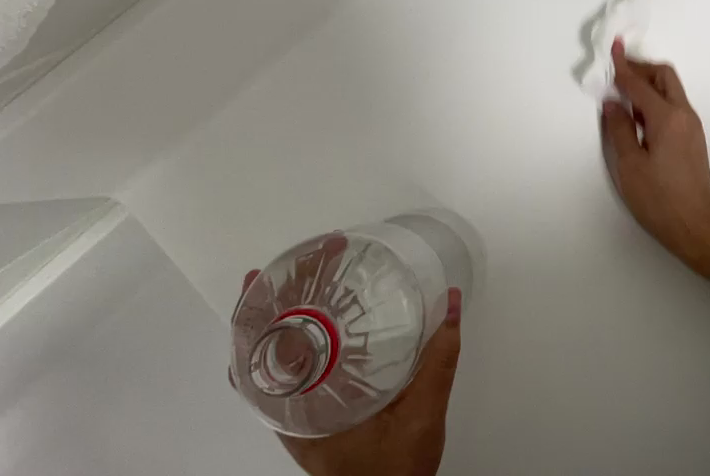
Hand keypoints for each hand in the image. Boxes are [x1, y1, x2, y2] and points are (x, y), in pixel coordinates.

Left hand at [239, 272, 462, 475]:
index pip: (261, 356)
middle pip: (264, 348)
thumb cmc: (395, 471)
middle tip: (310, 256)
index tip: (275, 270)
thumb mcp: (422, 415)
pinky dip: (303, 339)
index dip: (260, 309)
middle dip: (280, 299)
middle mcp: (290, 415)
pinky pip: (296, 372)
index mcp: (302, 415)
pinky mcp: (316, 419)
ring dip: (289, 315)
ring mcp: (300, 418)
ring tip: (313, 273)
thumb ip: (438, 360)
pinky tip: (325, 318)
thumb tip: (449, 300)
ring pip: (276, 360)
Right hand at [600, 40, 709, 279]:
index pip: (641, 84)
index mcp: (667, 118)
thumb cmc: (659, 199)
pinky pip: (673, 106)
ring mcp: (691, 126)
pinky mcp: (692, 138)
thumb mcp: (629, 165)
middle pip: (664, 77)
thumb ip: (619, 129)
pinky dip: (655, 100)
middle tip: (618, 71)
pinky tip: (637, 115)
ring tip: (623, 93)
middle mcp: (684, 115)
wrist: (696, 227)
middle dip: (641, 68)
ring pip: (670, 90)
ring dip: (648, 84)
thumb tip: (612, 103)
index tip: (613, 48)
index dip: (624, 66)